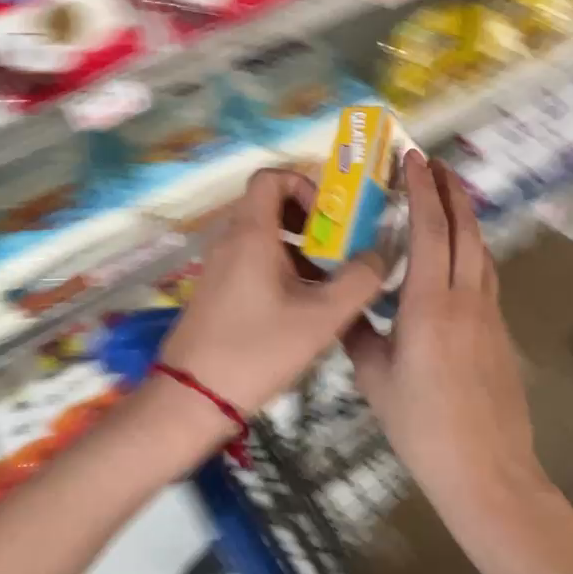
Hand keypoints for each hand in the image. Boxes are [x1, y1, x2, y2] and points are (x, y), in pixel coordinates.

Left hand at [159, 168, 384, 412]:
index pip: (271, 177)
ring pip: (262, 236)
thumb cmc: (257, 350)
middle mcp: (230, 239)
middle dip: (308, 221)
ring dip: (297, 249)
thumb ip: (358, 281)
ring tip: (326, 284)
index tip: (329, 219)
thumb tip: (380, 254)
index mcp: (250, 232)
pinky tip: (299, 308)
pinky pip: (250, 259)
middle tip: (336, 251)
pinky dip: (278, 268)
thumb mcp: (321, 318)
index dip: (303, 185)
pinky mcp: (215, 289)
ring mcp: (218, 264)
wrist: (192, 397)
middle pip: (269, 205)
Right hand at [343, 152, 543, 502]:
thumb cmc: (422, 426)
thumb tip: (344, 305)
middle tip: (435, 162)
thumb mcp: (375, 379)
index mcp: (430, 304)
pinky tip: (461, 255)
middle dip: (451, 190)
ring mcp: (489, 315)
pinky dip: (473, 249)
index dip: (423, 190)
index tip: (413, 159)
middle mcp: (466, 299)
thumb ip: (358, 333)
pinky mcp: (500, 332)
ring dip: (466, 216)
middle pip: (466, 229)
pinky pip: (486, 275)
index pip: (431, 231)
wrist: (486, 471)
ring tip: (449, 195)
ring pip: (481, 250)